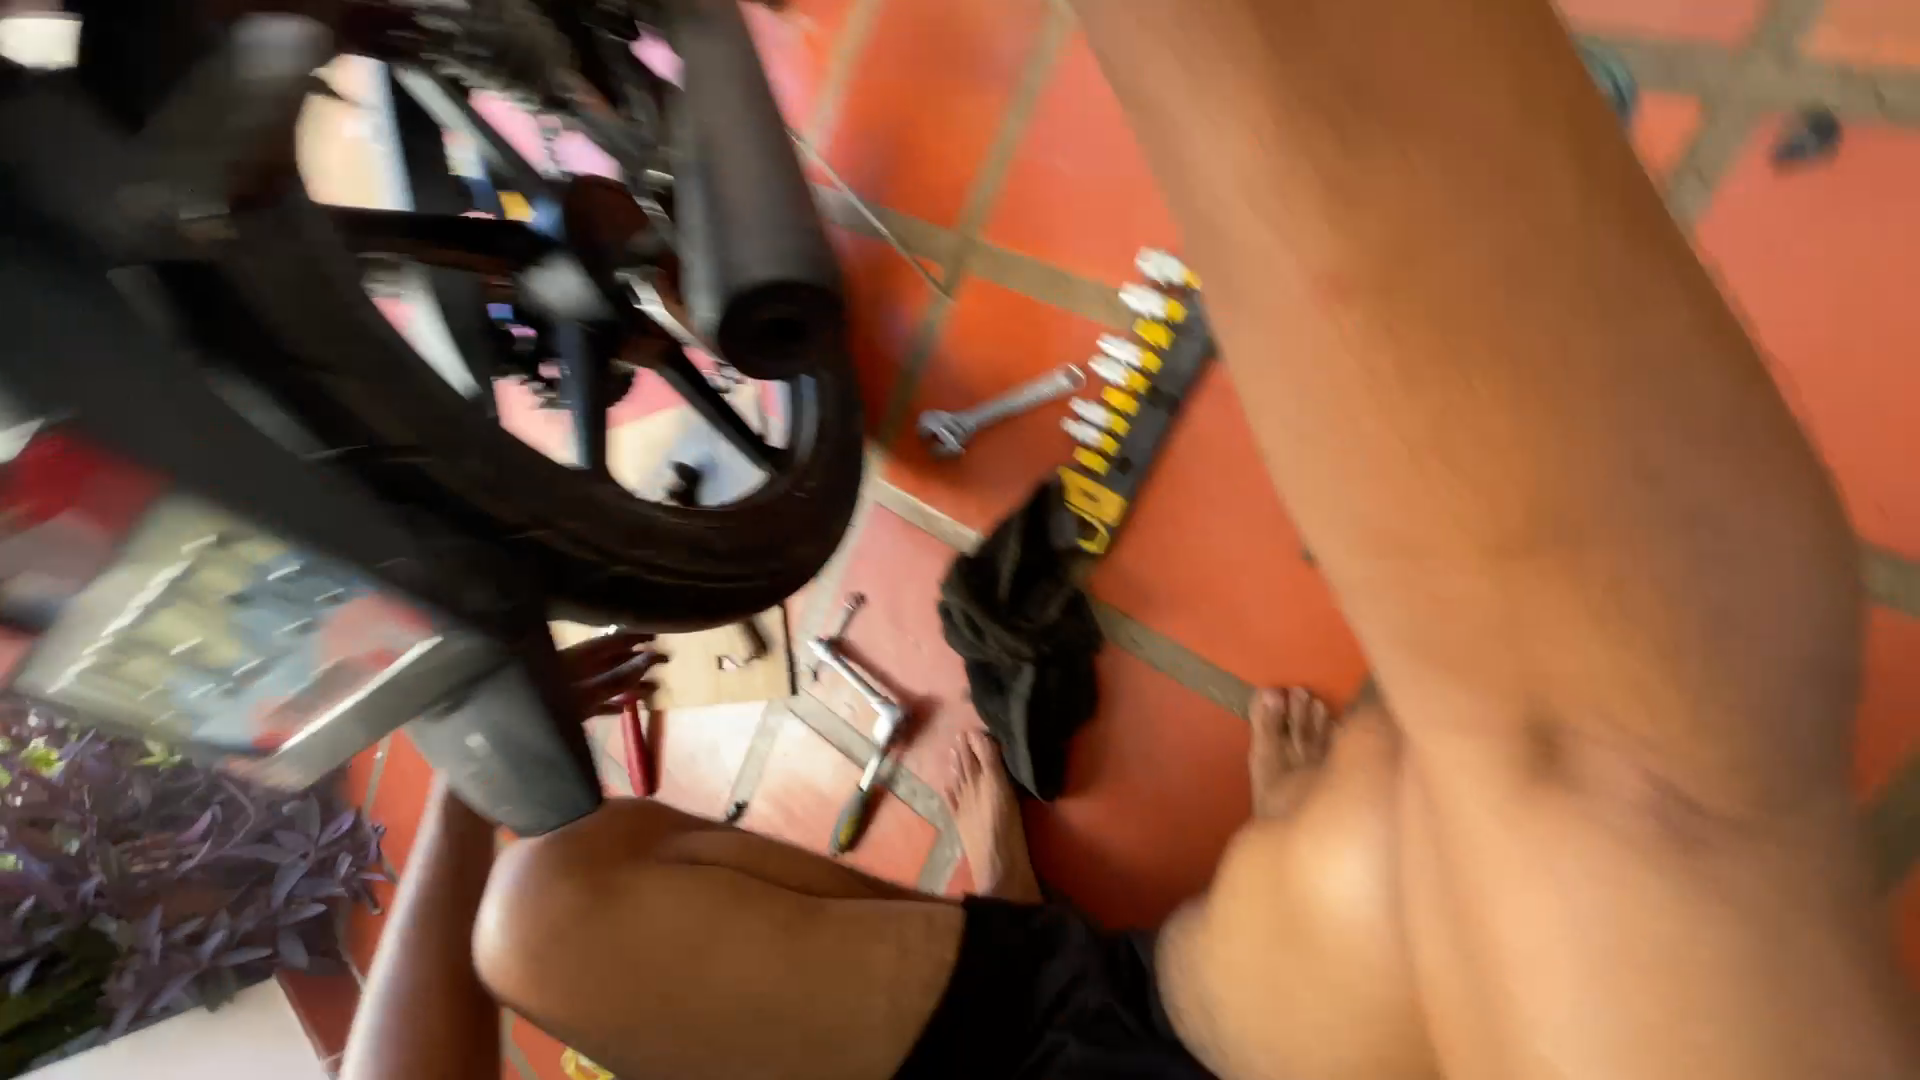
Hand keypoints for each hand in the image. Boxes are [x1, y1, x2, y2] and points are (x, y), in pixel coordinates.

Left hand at [558, 630, 664, 719]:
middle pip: (613, 660)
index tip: (659, 637)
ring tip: (655, 688)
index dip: (637, 636)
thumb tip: (651, 657)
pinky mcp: (569, 711)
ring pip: (607, 682)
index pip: (614, 640)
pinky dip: (611, 704)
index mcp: (580, 657)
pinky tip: (624, 709)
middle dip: (639, 661)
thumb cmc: (552, 704)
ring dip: (630, 684)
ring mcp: (572, 690)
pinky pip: (595, 703)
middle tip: (665, 662)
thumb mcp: (589, 691)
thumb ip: (620, 676)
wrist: (514, 736)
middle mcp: (577, 668)